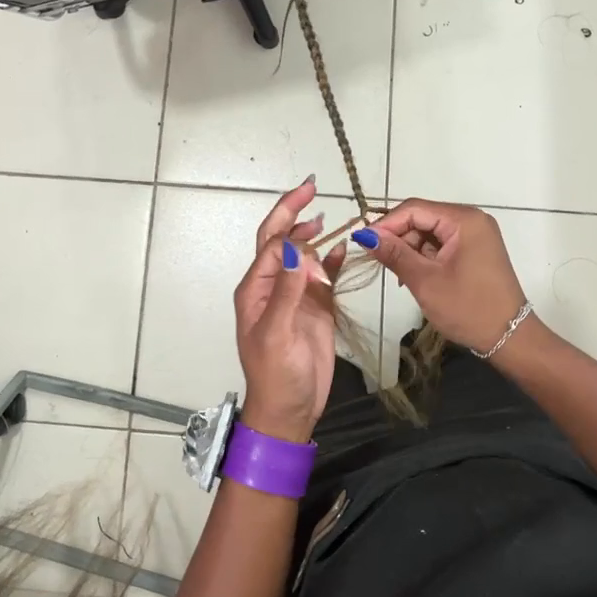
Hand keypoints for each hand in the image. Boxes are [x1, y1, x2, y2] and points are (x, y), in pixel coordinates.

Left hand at [234, 179, 343, 442]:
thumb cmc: (275, 375)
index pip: (273, 246)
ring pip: (302, 254)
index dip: (290, 227)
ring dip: (312, 233)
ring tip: (326, 216)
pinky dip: (331, 259)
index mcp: (256, 288)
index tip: (313, 216)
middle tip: (310, 186)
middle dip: (292, 212)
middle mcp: (272, 285)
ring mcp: (295, 294)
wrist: (290, 410)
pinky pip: (322, 275)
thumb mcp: (276, 333)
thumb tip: (296, 248)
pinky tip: (341, 248)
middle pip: (280, 240)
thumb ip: (287, 291)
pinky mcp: (315, 307)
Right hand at [355, 200, 528, 354]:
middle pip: (421, 218)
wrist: (510, 338)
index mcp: (463, 220)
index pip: (414, 209)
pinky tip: (415, 277)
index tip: (363, 243)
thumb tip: (365, 235)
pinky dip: (425, 258)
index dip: (386, 224)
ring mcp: (475, 235)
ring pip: (429, 232)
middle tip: (381, 264)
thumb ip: (394, 254)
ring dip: (410, 250)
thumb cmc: (468, 308)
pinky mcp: (475, 250)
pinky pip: (441, 244)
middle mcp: (471, 220)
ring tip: (400, 276)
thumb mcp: (425, 281)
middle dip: (399, 239)